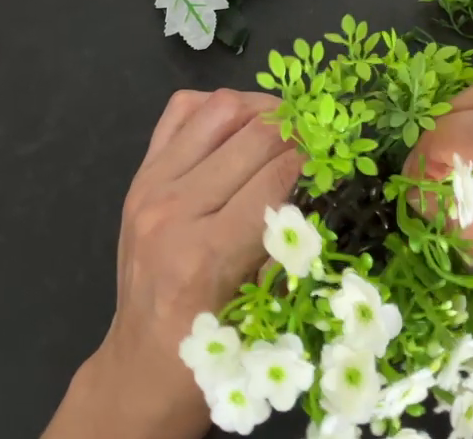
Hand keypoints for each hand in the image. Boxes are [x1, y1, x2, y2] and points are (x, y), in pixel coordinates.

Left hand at [43, 89, 301, 438]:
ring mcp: (151, 186)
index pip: (274, 177)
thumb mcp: (264, 304)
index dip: (311, 157)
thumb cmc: (212, 348)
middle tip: (315, 133)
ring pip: (217, 109)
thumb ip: (288, 238)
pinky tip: (237, 126)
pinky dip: (214, 107)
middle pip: (250, 135)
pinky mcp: (139, 174)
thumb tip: (320, 177)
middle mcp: (173, 209)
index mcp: (206, 253)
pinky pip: (180, 111)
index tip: (333, 150)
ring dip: (258, 108)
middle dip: (293, 128)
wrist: (142, 365)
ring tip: (281, 124)